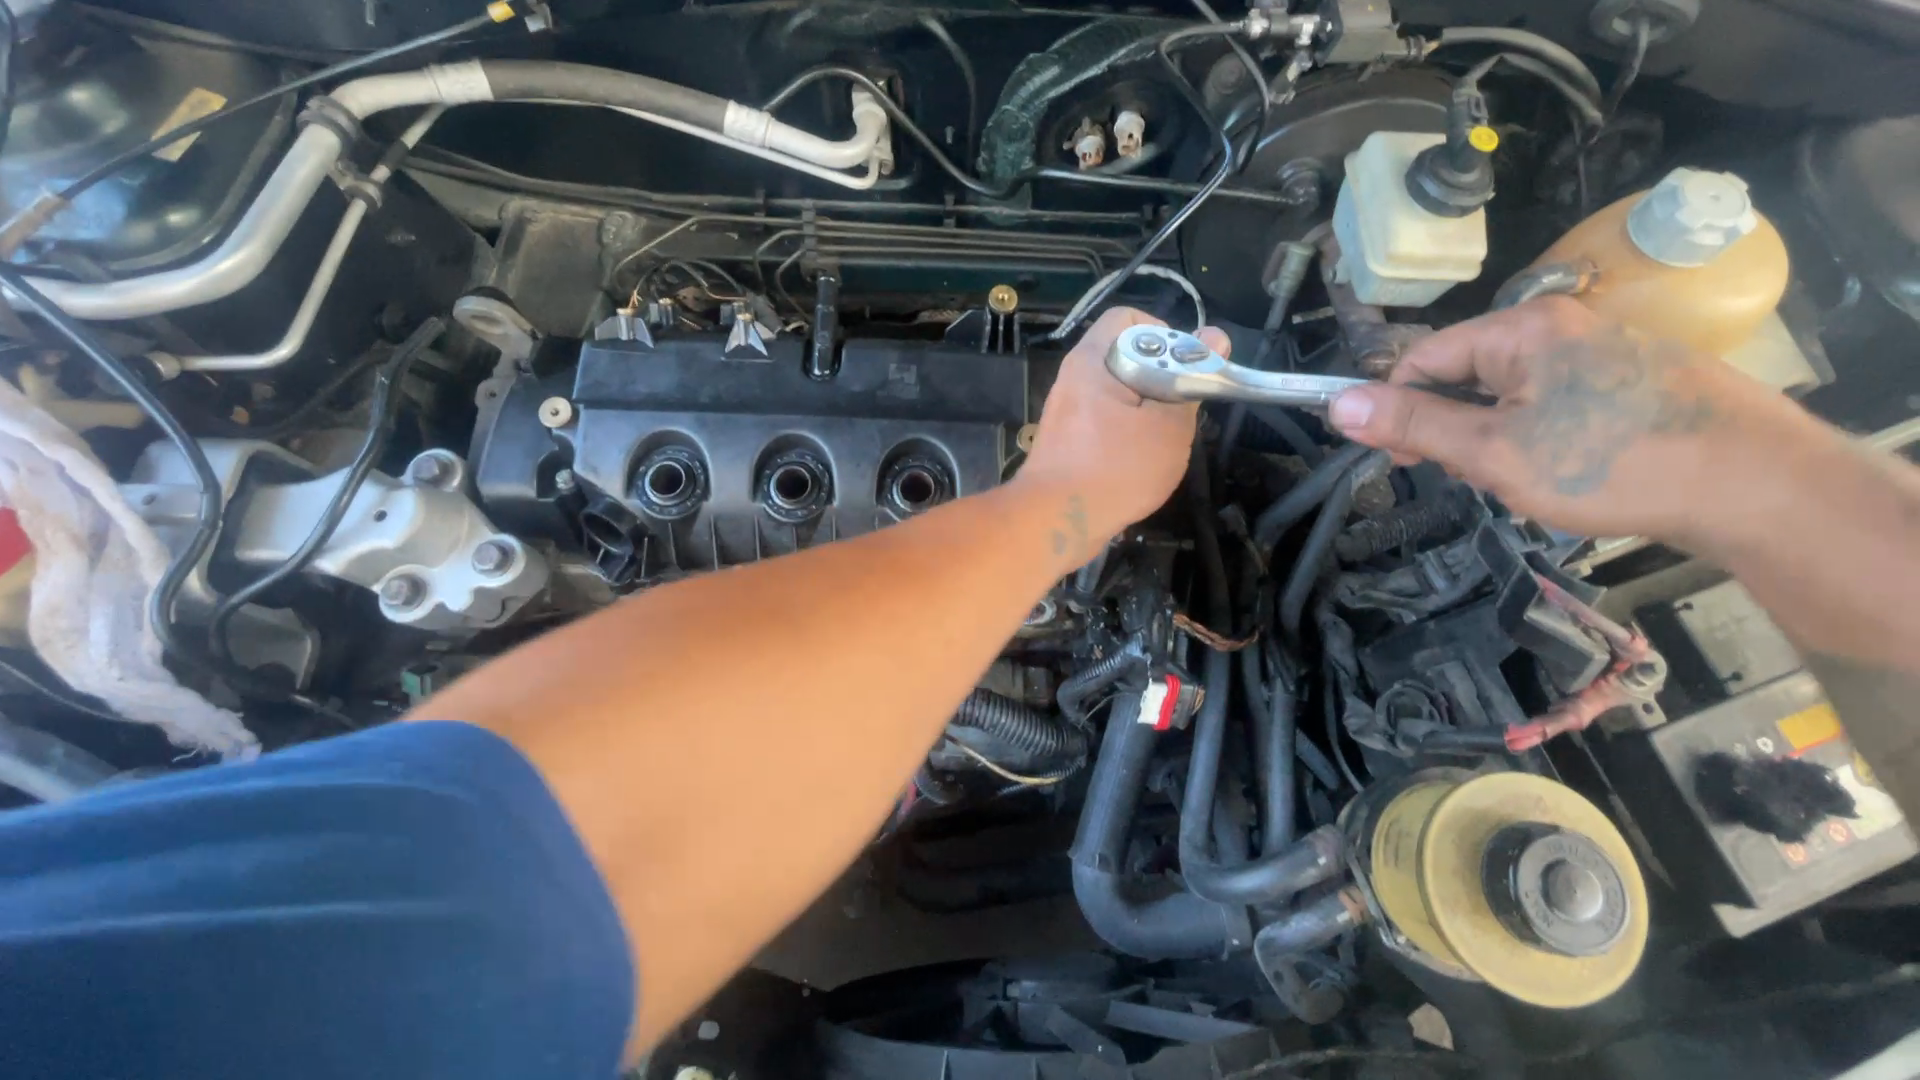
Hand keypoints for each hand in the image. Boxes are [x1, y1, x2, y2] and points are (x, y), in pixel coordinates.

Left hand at [1017, 308, 1226, 556]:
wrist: (1056, 522)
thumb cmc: (1115, 469)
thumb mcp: (1169, 426)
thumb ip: (1192, 380)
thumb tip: (1215, 337)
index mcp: (1092, 360)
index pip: (1128, 318)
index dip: (1165, 332)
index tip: (1186, 366)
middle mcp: (1073, 379)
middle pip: (1126, 357)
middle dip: (1161, 378)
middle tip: (1181, 408)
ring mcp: (1066, 412)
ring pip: (1119, 394)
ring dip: (1147, 412)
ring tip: (1165, 440)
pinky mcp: (1066, 442)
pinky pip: (1104, 423)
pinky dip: (1126, 435)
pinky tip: (1141, 463)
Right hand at [1323, 297, 1835, 547]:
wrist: (1756, 486)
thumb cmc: (1607, 464)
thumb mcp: (1491, 451)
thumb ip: (1411, 425)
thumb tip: (1336, 404)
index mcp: (1521, 330)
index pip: (1423, 359)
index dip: (1396, 409)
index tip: (1400, 460)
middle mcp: (1559, 327)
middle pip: (1465, 376)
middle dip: (1453, 430)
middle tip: (1473, 476)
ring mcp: (1601, 352)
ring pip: (1508, 396)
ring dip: (1494, 440)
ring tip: (1523, 480)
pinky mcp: (1631, 382)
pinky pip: (1552, 404)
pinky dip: (1537, 439)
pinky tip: (1562, 472)